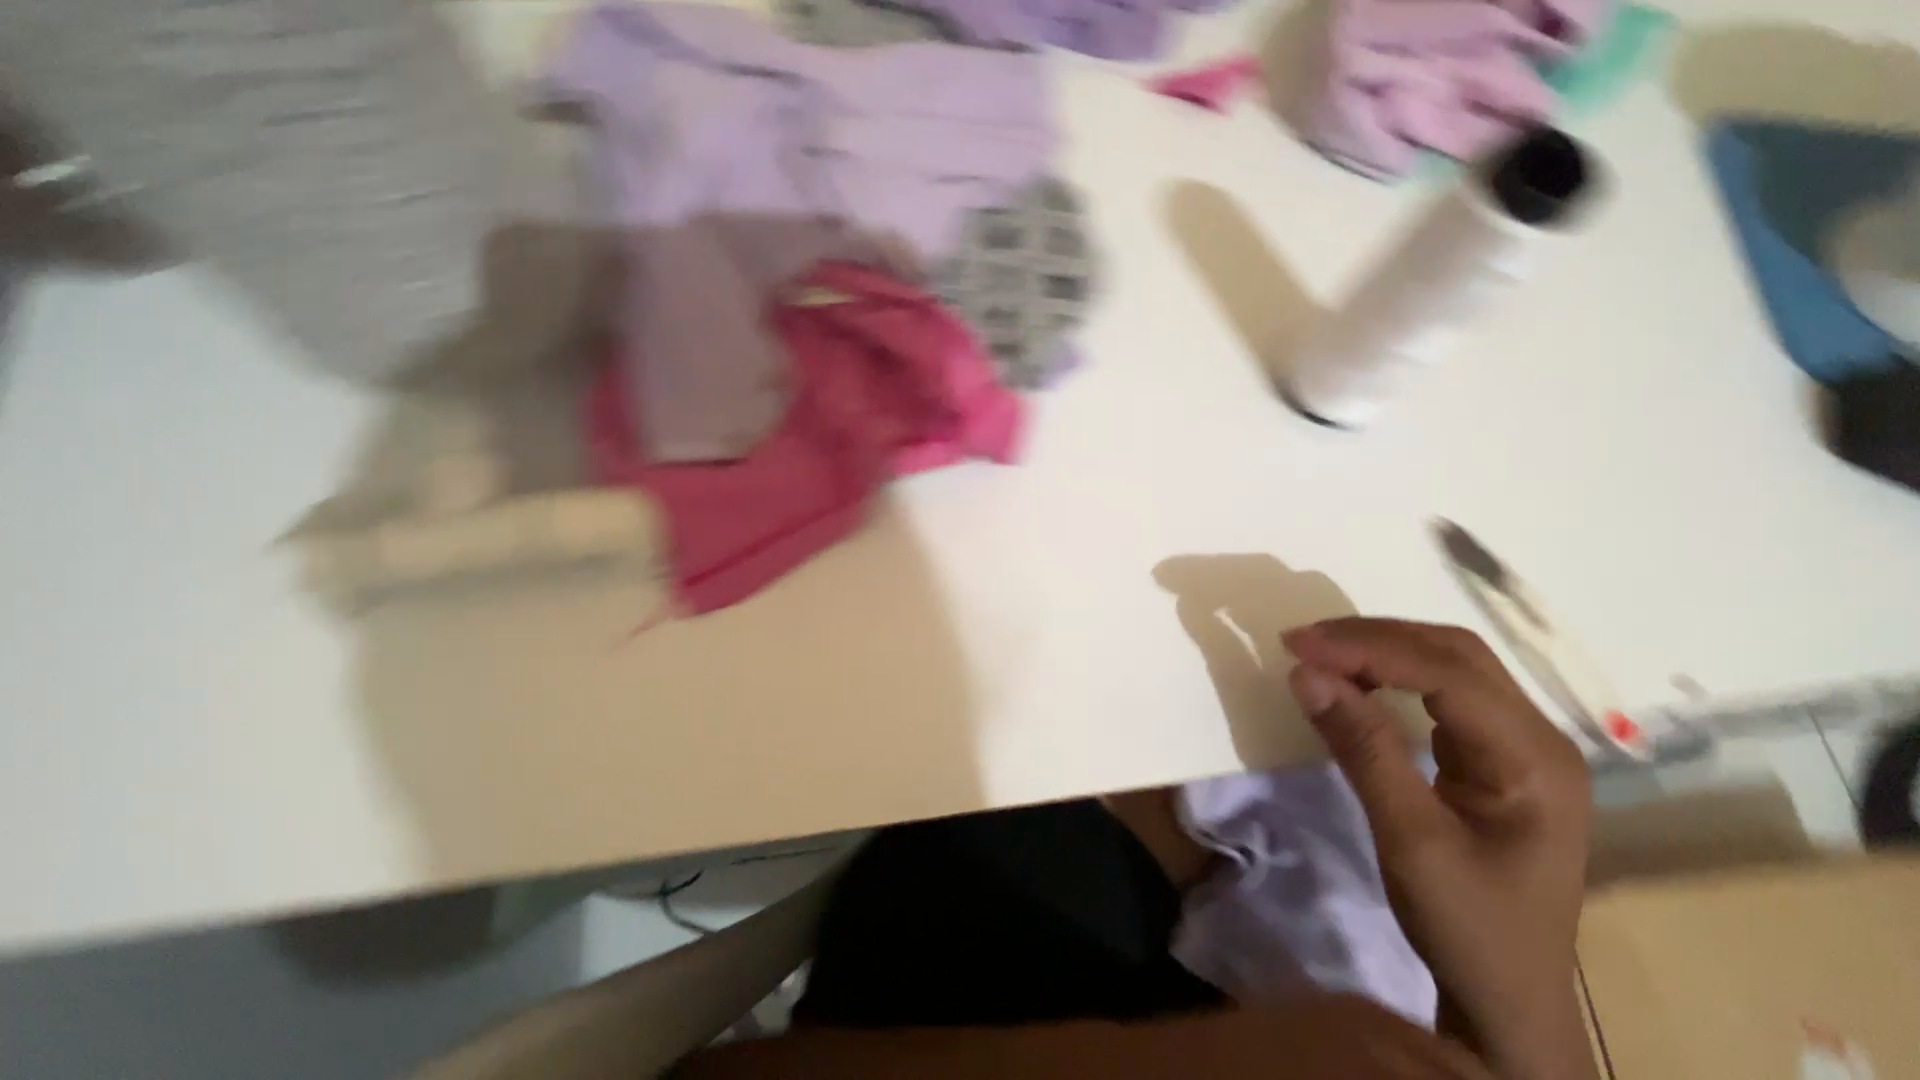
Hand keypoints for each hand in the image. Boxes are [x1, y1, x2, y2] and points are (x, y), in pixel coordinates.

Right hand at [1282, 618, 1595, 1079]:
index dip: (1369, 647)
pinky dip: (1396, 679)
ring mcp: (1524, 748)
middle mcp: (1540, 738)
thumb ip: (1363, 749)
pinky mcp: (1501, 761)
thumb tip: (1306, 674)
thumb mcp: (1409, 840)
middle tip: (1301, 643)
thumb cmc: (1468, 927)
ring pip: (1454, 668)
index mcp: (1533, 757)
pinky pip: (1447, 698)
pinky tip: (1358, 684)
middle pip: (1457, 656)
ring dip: (1385, 652)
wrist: (1511, 1000)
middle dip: (1376, 638)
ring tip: (1320, 656)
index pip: (1448, 672)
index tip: (1297, 645)